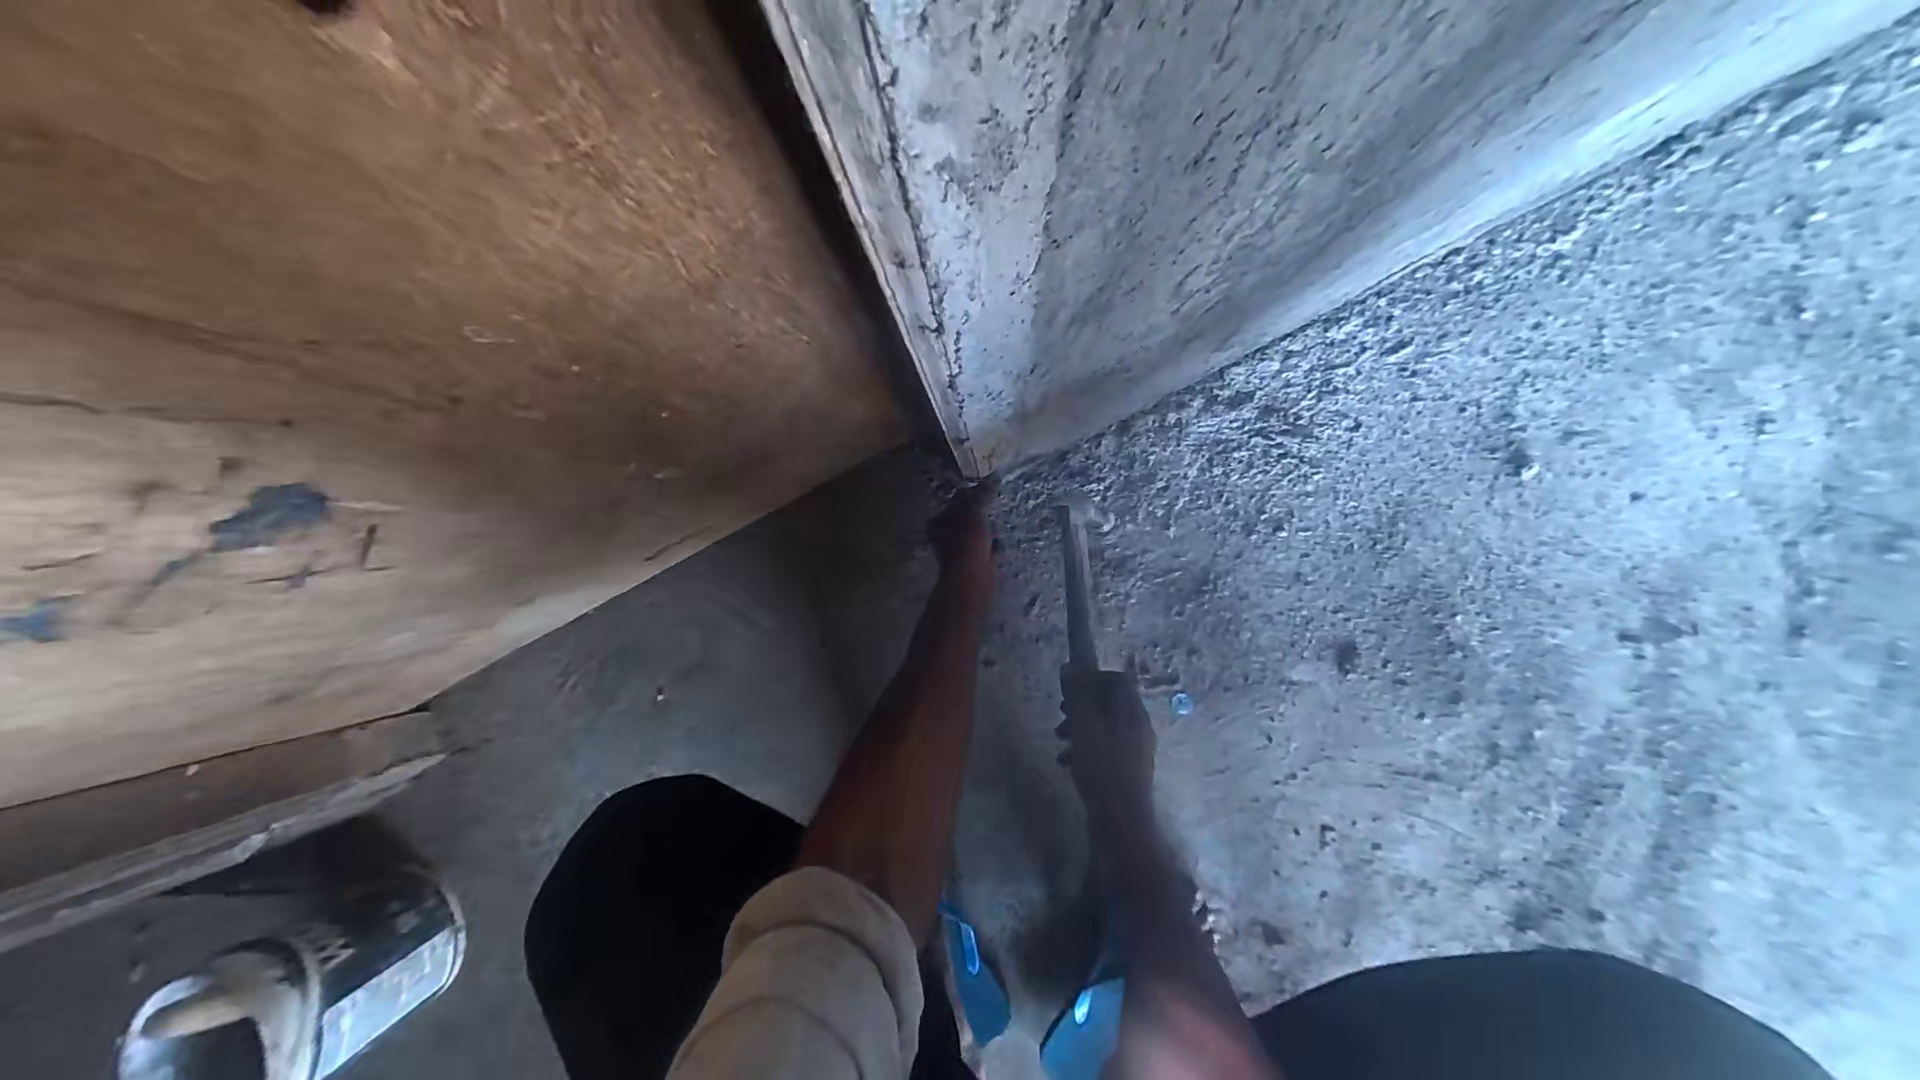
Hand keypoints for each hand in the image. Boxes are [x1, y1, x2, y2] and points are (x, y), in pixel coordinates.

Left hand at [927, 477, 997, 579]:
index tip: (987, 492)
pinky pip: (985, 551)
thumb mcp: (974, 511)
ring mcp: (958, 553)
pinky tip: (999, 546)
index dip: (971, 496)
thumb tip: (992, 478)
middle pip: (966, 519)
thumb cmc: (968, 541)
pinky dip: (993, 548)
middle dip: (980, 516)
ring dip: (988, 533)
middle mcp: (943, 538)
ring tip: (997, 528)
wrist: (973, 578)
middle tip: (993, 508)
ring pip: (976, 536)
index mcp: (938, 523)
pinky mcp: (972, 565)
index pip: (955, 503)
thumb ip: (981, 495)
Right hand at [1057, 666, 1155, 827]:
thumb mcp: (1084, 729)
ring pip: (1105, 723)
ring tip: (1059, 740)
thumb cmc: (1102, 772)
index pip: (1119, 677)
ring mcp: (1134, 748)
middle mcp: (1138, 726)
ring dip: (1080, 725)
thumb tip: (1071, 665)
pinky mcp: (1126, 767)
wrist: (1122, 825)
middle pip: (1110, 700)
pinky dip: (1086, 746)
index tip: (1070, 689)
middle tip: (1061, 714)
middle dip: (1082, 703)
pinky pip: (1105, 745)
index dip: (1094, 676)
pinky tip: (1067, 761)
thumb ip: (1078, 696)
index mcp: (1132, 712)